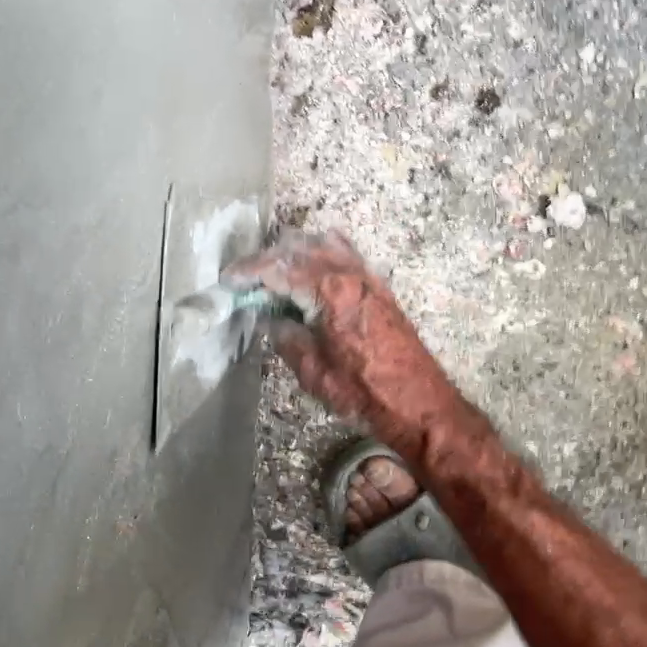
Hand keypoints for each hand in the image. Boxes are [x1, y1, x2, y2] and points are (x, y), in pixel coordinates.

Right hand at [222, 230, 448, 428]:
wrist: (418, 402)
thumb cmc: (363, 392)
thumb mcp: (313, 372)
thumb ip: (285, 337)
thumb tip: (269, 319)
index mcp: (329, 291)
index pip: (278, 269)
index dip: (248, 272)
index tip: (227, 279)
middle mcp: (348, 273)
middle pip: (297, 249)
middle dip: (266, 260)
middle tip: (244, 280)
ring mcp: (366, 275)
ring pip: (320, 244)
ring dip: (292, 253)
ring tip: (271, 274)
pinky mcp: (376, 284)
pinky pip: (343, 252)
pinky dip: (319, 252)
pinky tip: (307, 266)